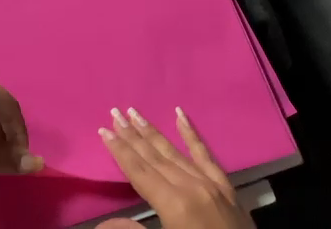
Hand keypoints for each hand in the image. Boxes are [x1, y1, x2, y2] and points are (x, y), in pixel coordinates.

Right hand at [98, 107, 253, 228]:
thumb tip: (103, 223)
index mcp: (173, 204)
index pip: (139, 171)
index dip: (120, 151)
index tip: (103, 129)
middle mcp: (191, 186)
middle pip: (154, 156)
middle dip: (132, 134)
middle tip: (115, 112)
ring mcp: (210, 184)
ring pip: (175, 152)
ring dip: (152, 132)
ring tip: (134, 113)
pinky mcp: (226, 188)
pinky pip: (206, 156)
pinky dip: (191, 134)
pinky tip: (180, 115)